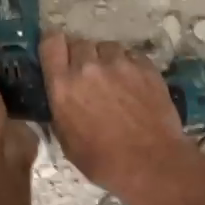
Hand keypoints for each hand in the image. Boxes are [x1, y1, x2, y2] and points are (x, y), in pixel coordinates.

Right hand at [40, 31, 190, 195]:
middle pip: (79, 42)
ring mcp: (120, 64)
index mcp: (64, 85)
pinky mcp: (146, 67)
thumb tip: (61, 98)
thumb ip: (60, 109)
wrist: (152, 163)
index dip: (53, 43)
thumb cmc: (103, 161)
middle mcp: (89, 67)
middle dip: (80, 56)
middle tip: (87, 75)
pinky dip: (128, 64)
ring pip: (106, 47)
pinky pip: (131, 55)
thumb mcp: (67, 141)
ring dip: (105, 59)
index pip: (51, 41)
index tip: (57, 53)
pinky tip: (133, 83)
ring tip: (113, 78)